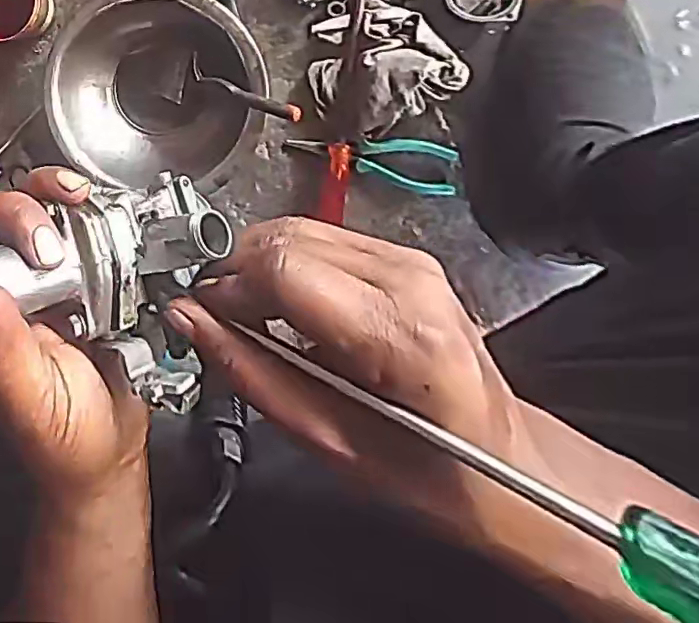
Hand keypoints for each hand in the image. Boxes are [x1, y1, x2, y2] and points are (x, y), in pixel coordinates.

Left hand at [0, 167, 151, 497]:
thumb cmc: (64, 443)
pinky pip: (78, 229)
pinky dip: (85, 212)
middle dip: (20, 215)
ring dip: (52, 201)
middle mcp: (4, 296)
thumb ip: (0, 352)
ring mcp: (44, 285)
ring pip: (36, 214)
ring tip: (75, 211)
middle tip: (47, 246)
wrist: (113, 453)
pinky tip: (94, 218)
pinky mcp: (83, 279)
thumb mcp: (28, 403)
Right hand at [162, 217, 530, 537]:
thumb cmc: (431, 469)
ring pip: (294, 229)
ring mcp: (408, 260)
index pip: (281, 266)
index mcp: (398, 332)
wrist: (506, 464)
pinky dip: (284, 264)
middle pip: (282, 236)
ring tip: (253, 315)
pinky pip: (318, 238)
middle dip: (235, 271)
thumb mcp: (326, 437)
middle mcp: (407, 278)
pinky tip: (286, 305)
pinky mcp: (401, 256)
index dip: (228, 285)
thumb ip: (248, 369)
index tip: (205, 312)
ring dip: (256, 266)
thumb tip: (192, 320)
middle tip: (220, 316)